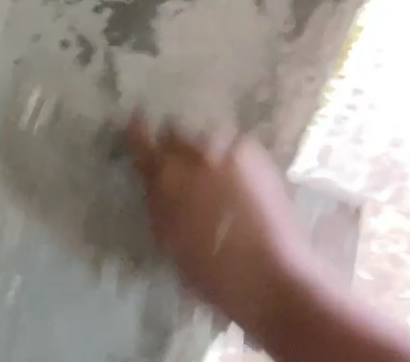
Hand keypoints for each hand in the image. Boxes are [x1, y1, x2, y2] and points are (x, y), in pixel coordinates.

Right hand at [125, 117, 316, 329]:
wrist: (275, 278)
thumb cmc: (215, 273)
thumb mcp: (170, 240)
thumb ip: (157, 201)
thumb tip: (152, 180)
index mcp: (166, 177)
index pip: (139, 137)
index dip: (136, 134)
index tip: (135, 133)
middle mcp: (194, 153)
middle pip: (174, 132)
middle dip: (173, 146)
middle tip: (181, 169)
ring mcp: (226, 149)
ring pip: (204, 138)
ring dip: (203, 152)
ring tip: (214, 178)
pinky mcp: (254, 153)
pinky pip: (232, 146)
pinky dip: (229, 158)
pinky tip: (238, 183)